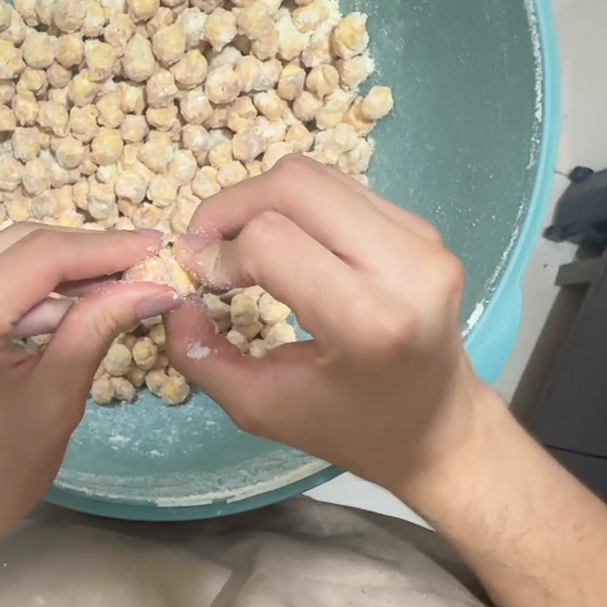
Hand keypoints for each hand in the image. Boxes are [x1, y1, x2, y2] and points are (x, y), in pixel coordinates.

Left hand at [0, 223, 181, 576]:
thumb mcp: (57, 400)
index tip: (155, 246)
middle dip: (83, 254)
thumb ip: (98, 327)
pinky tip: (68, 302)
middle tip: (141, 264)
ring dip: (56, 270)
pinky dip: (24, 289)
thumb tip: (153, 284)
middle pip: (14, 247)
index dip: (103, 248)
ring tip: (113, 284)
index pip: (36, 259)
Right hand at [166, 157, 489, 495]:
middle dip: (231, 207)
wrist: (433, 427)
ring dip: (259, 200)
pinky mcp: (422, 229)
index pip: (272, 242)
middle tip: (203, 246)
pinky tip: (278, 244)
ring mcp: (421, 240)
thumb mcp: (258, 408)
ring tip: (235, 243)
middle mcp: (405, 266)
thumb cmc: (345, 429)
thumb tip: (173, 299)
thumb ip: (201, 356)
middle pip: (294, 186)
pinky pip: (340, 190)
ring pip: (316, 177)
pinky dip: (293, 207)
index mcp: (367, 322)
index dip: (218, 252)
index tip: (196, 278)